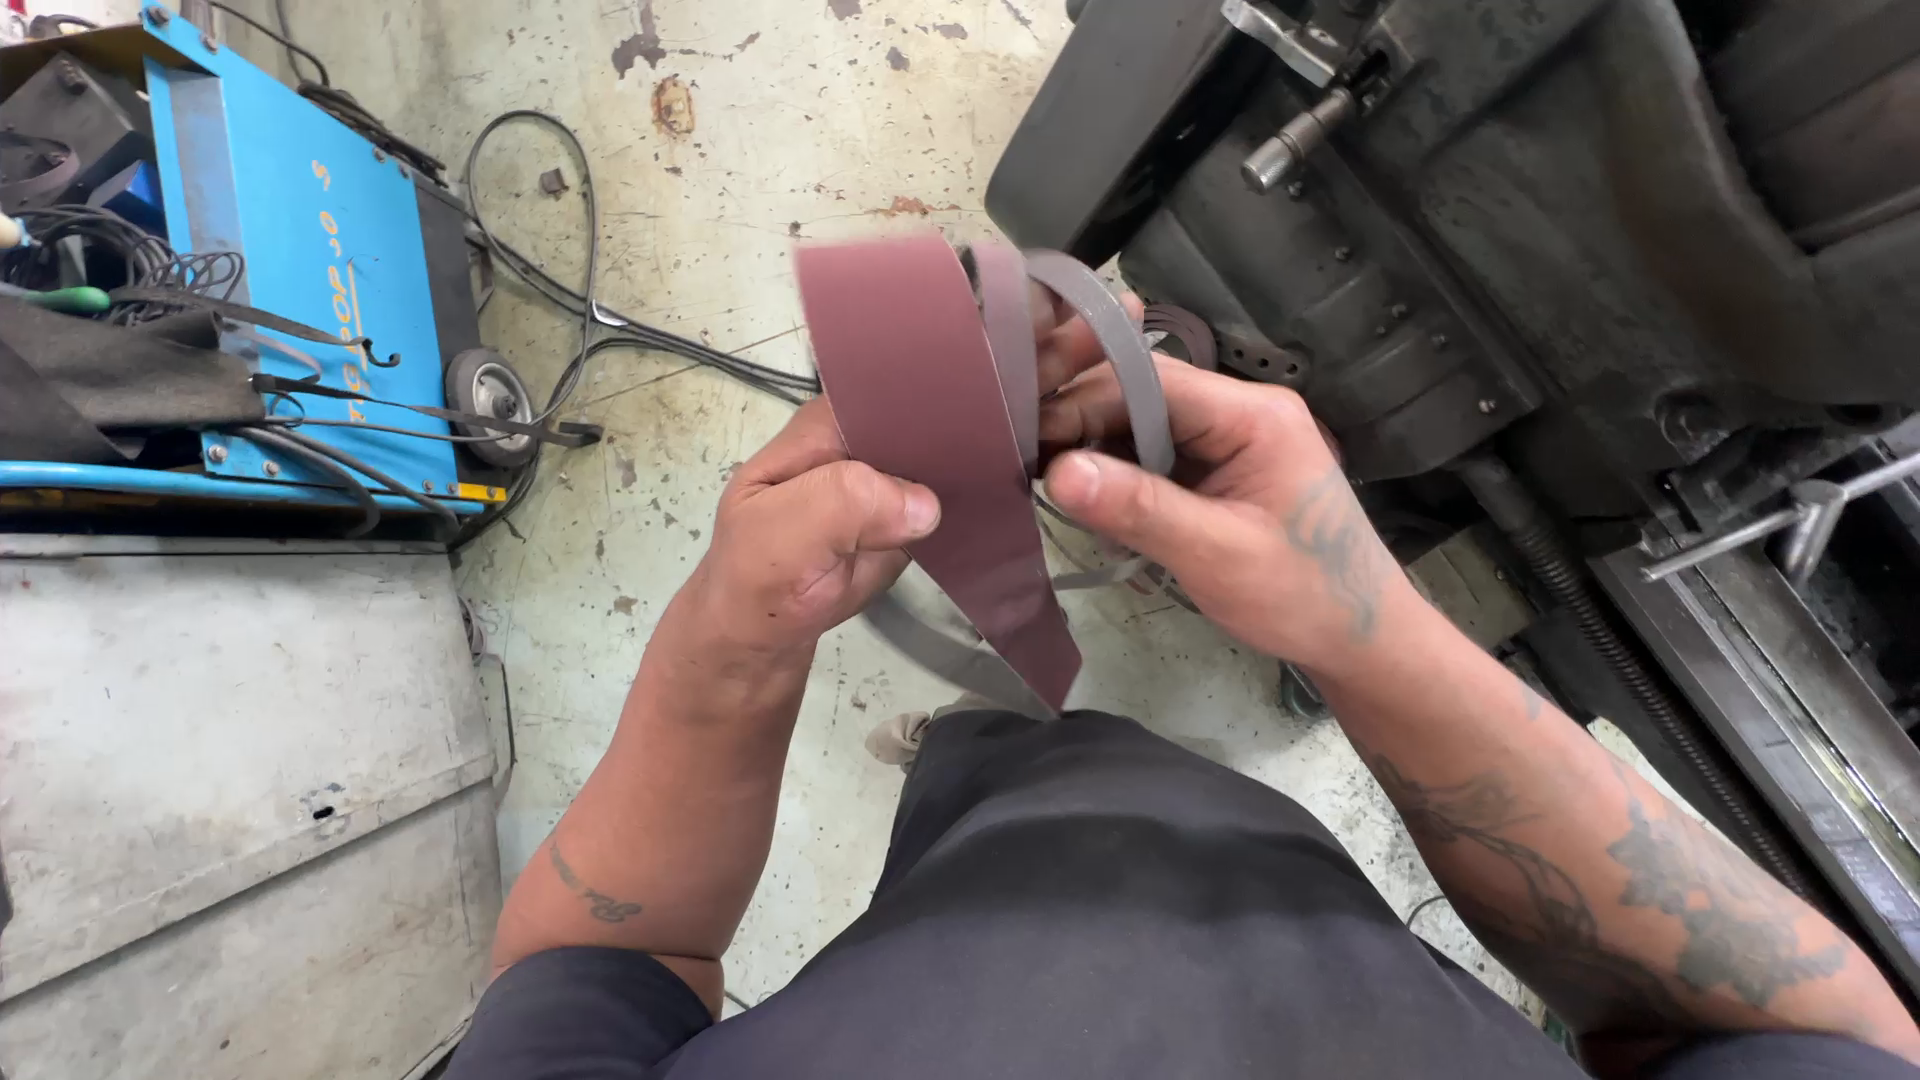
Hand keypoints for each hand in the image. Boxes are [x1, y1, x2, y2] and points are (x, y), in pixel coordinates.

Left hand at [677, 284, 1143, 657]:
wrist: (770, 624)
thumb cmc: (758, 573)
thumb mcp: (780, 533)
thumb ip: (840, 504)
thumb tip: (925, 501)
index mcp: (846, 416)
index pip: (917, 365)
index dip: (977, 340)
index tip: (1041, 317)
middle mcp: (888, 429)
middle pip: (966, 384)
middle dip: (1031, 354)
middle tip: (1105, 326)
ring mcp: (914, 468)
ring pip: (982, 428)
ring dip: (1042, 400)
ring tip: (1116, 370)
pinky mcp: (932, 507)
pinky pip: (983, 477)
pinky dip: (1027, 461)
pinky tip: (1082, 442)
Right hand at [1039, 358, 1416, 675]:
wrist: (1358, 637)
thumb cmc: (1303, 596)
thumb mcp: (1216, 554)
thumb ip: (1139, 509)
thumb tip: (1057, 472)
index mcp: (1250, 414)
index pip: (1148, 381)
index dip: (1082, 403)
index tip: (1027, 441)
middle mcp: (1236, 412)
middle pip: (1138, 398)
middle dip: (1084, 432)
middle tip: (1030, 473)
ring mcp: (1226, 441)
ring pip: (1138, 430)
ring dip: (1098, 461)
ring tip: (1062, 500)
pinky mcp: (1216, 471)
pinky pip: (1151, 460)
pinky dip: (1120, 485)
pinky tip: (1102, 517)